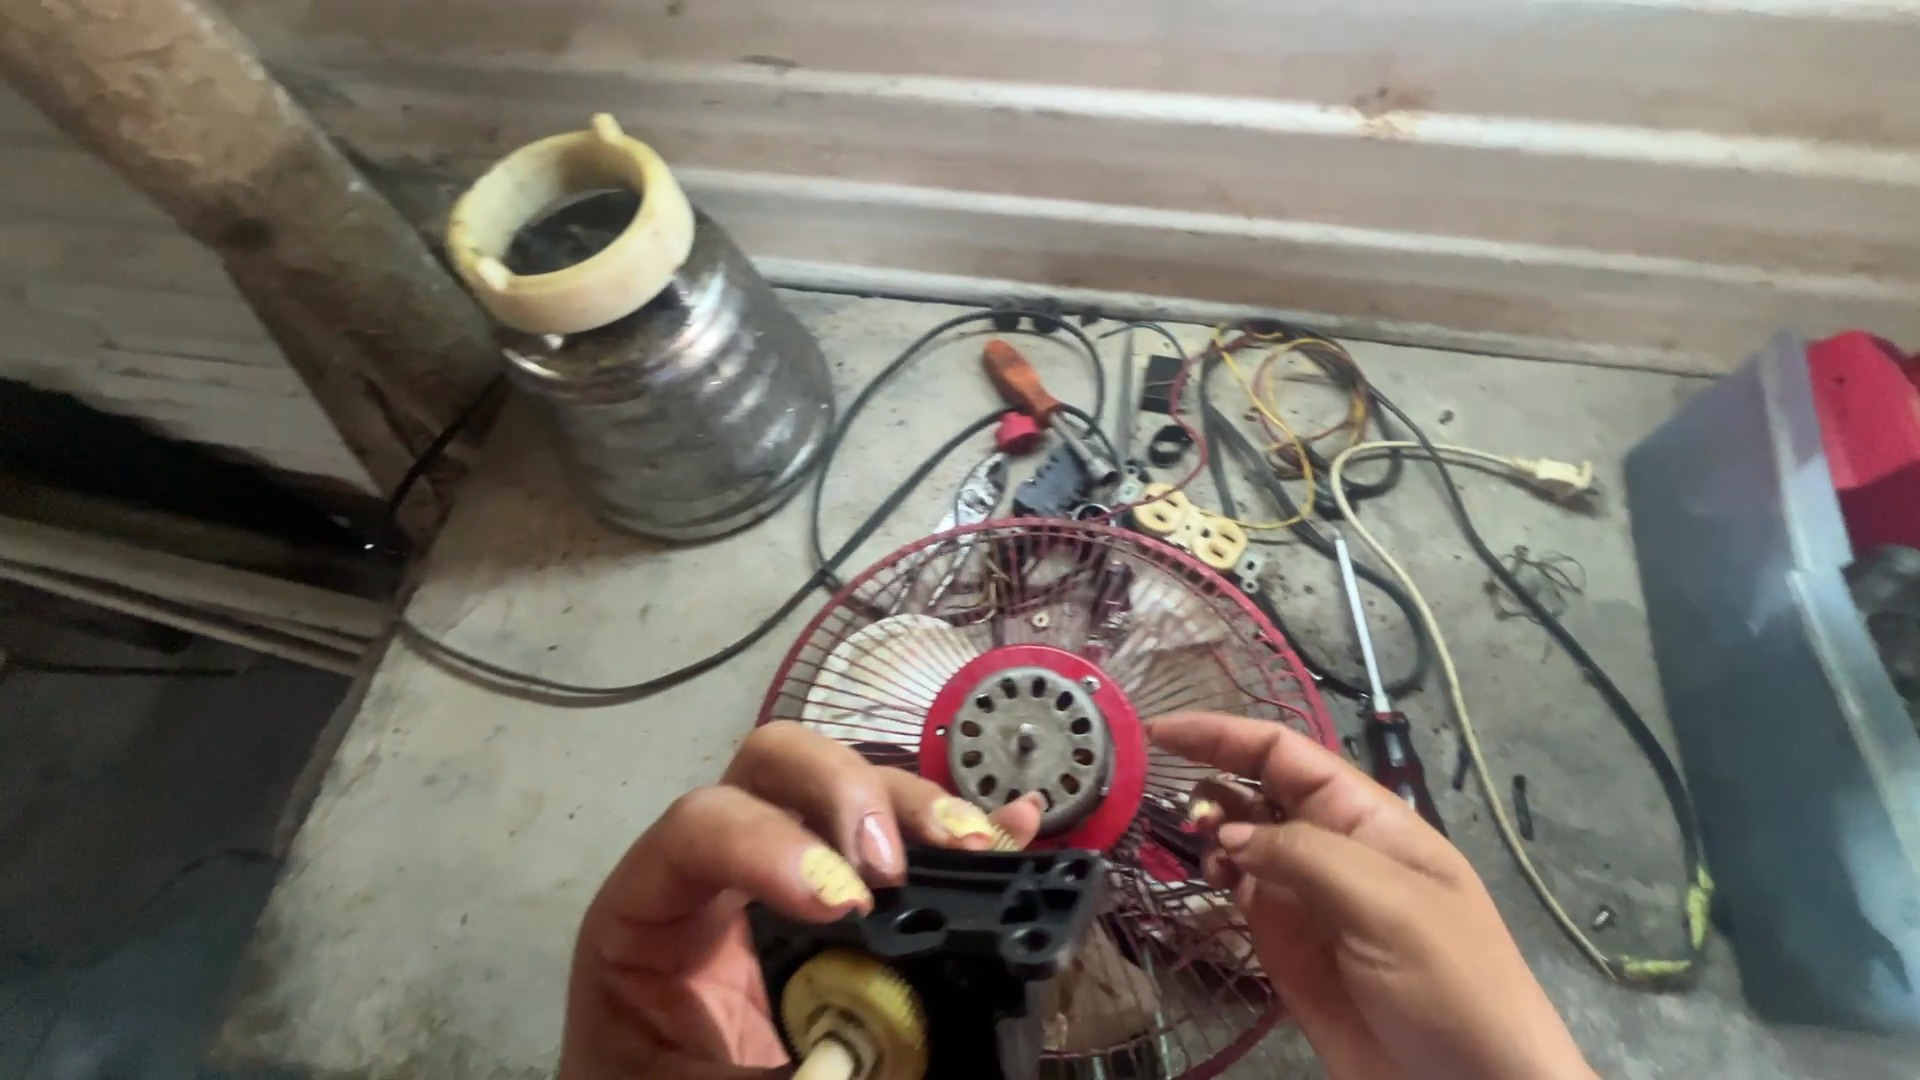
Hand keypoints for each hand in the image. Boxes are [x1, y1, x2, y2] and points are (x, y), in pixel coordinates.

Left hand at [558, 721, 1043, 1078]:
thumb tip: (859, 1063)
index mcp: (655, 904)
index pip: (703, 824)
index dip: (771, 844)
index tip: (844, 906)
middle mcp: (724, 861)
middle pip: (778, 762)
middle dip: (846, 792)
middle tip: (894, 866)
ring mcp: (792, 861)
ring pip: (852, 781)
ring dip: (915, 805)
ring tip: (972, 847)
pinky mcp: (849, 888)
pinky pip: (907, 835)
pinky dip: (960, 825)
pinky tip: (1012, 825)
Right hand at [1153, 712, 1595, 1079]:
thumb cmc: (1451, 983)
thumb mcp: (1388, 904)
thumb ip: (1301, 853)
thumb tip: (1225, 833)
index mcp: (1360, 813)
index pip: (1280, 751)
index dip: (1220, 732)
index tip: (1160, 730)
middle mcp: (1324, 837)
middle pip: (1251, 781)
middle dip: (1207, 774)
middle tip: (1175, 802)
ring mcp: (1300, 884)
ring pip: (1236, 829)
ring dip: (1208, 824)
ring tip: (1197, 843)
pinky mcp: (1280, 929)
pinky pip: (1235, 880)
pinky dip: (1213, 868)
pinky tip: (1213, 879)